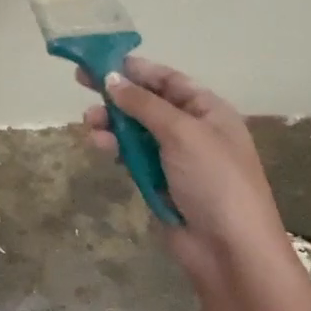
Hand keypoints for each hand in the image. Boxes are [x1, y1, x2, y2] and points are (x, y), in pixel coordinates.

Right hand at [79, 56, 287, 263]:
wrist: (229, 249)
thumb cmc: (214, 181)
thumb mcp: (182, 133)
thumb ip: (144, 104)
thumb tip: (112, 79)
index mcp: (209, 111)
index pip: (169, 80)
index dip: (137, 69)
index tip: (101, 61)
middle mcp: (193, 130)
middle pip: (148, 104)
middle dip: (117, 96)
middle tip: (81, 84)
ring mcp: (175, 159)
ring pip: (135, 131)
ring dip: (112, 123)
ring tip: (89, 123)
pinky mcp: (159, 184)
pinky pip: (132, 158)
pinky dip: (115, 149)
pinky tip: (99, 145)